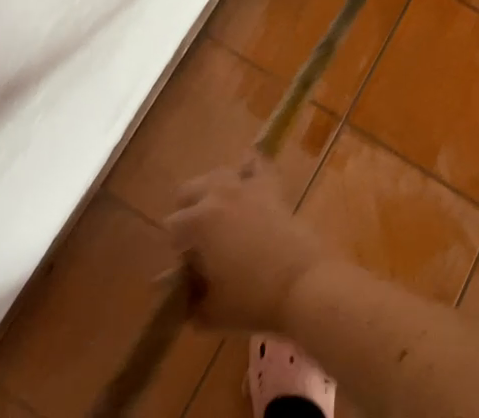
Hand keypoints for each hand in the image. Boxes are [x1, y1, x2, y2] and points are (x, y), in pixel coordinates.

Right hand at [165, 158, 329, 331]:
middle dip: (187, 213)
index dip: (177, 249)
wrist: (305, 286)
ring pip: (218, 175)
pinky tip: (248, 181)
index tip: (188, 268)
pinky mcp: (273, 189)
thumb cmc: (254, 300)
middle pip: (187, 191)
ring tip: (220, 215)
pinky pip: (257, 166)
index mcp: (198, 222)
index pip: (172, 228)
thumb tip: (184, 299)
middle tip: (199, 243)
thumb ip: (190, 304)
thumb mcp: (212, 312)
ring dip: (212, 190)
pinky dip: (249, 169)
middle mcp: (218, 195)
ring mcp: (247, 188)